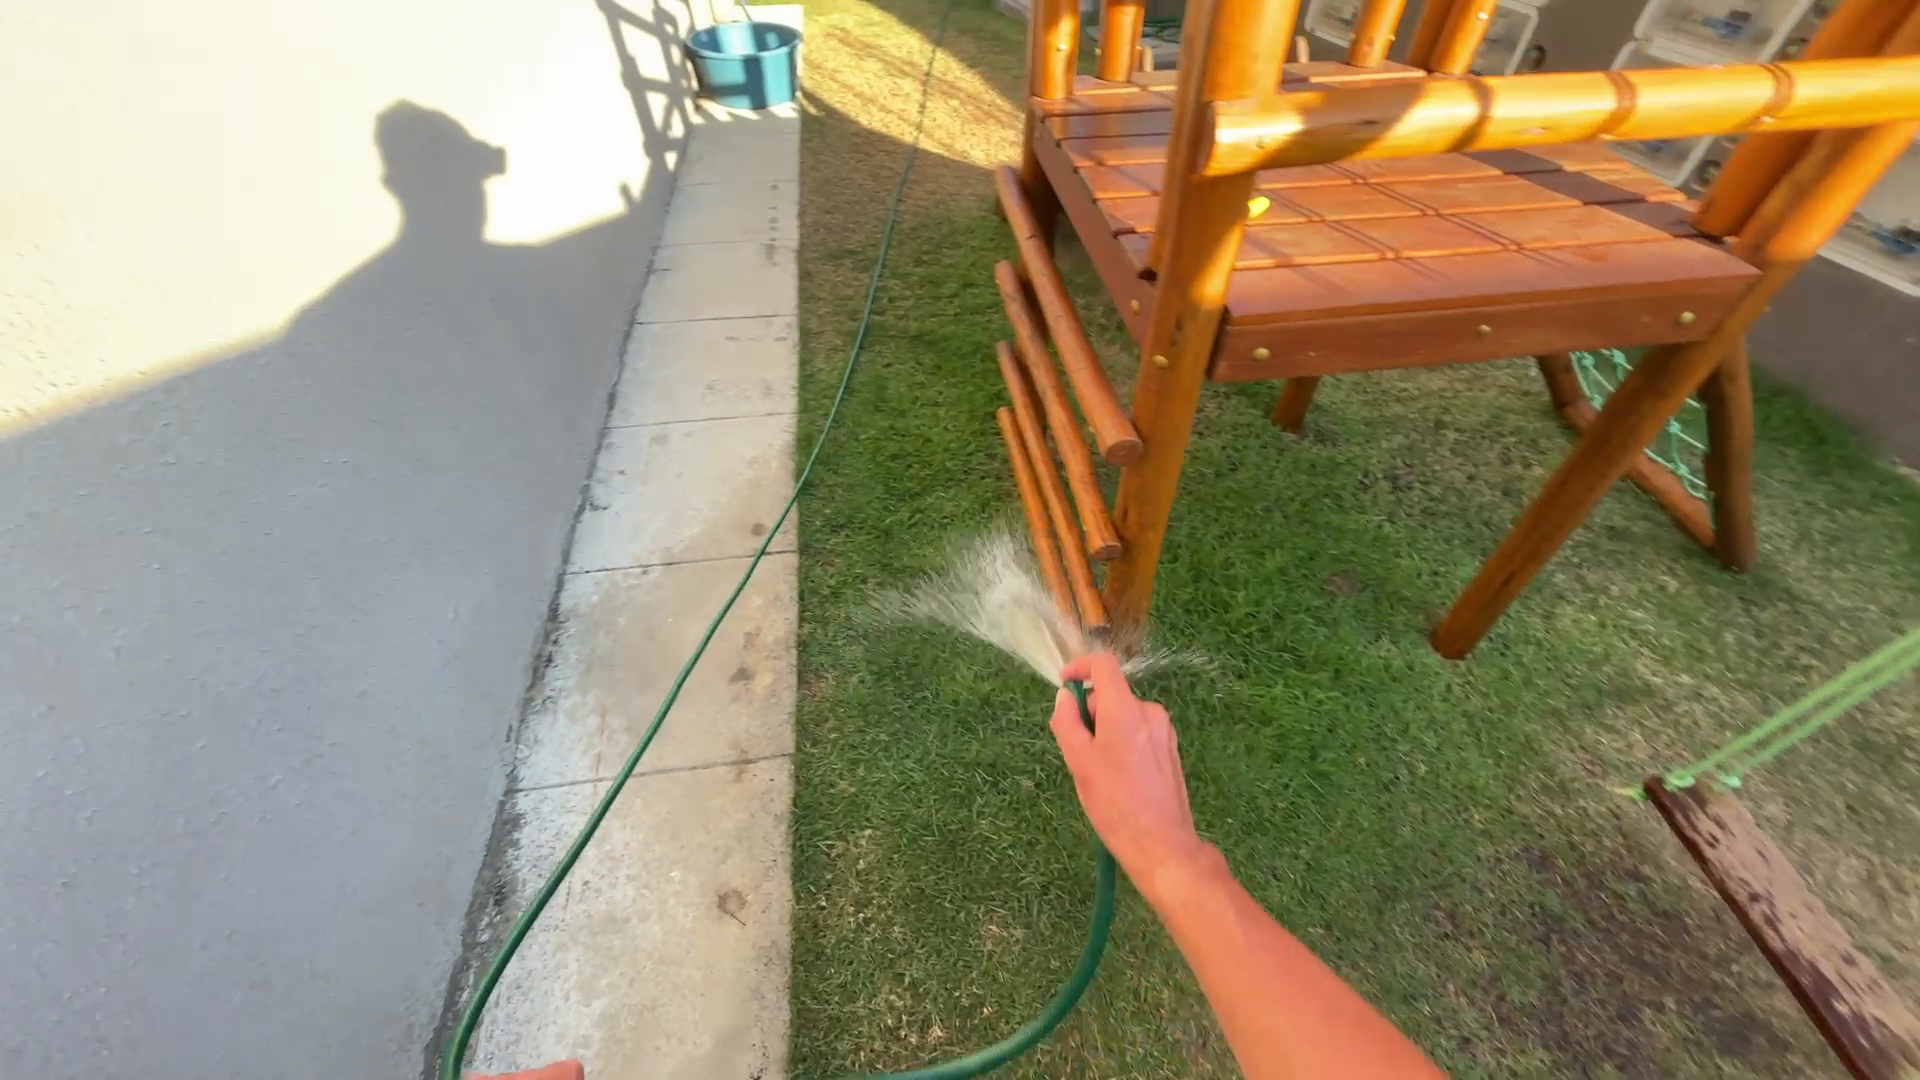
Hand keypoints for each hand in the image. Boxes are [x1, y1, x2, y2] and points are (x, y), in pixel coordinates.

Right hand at [1051, 653, 1209, 889]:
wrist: (1161, 844)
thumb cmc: (1114, 803)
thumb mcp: (1078, 761)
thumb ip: (1066, 722)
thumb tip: (1065, 698)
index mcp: (1125, 709)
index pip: (1103, 665)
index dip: (1079, 667)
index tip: (1063, 686)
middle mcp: (1149, 711)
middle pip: (1110, 694)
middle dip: (1089, 713)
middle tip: (1077, 750)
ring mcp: (1163, 730)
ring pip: (1123, 715)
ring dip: (1104, 730)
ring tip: (1098, 771)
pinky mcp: (1170, 748)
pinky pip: (1138, 731)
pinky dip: (1121, 742)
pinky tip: (1119, 778)